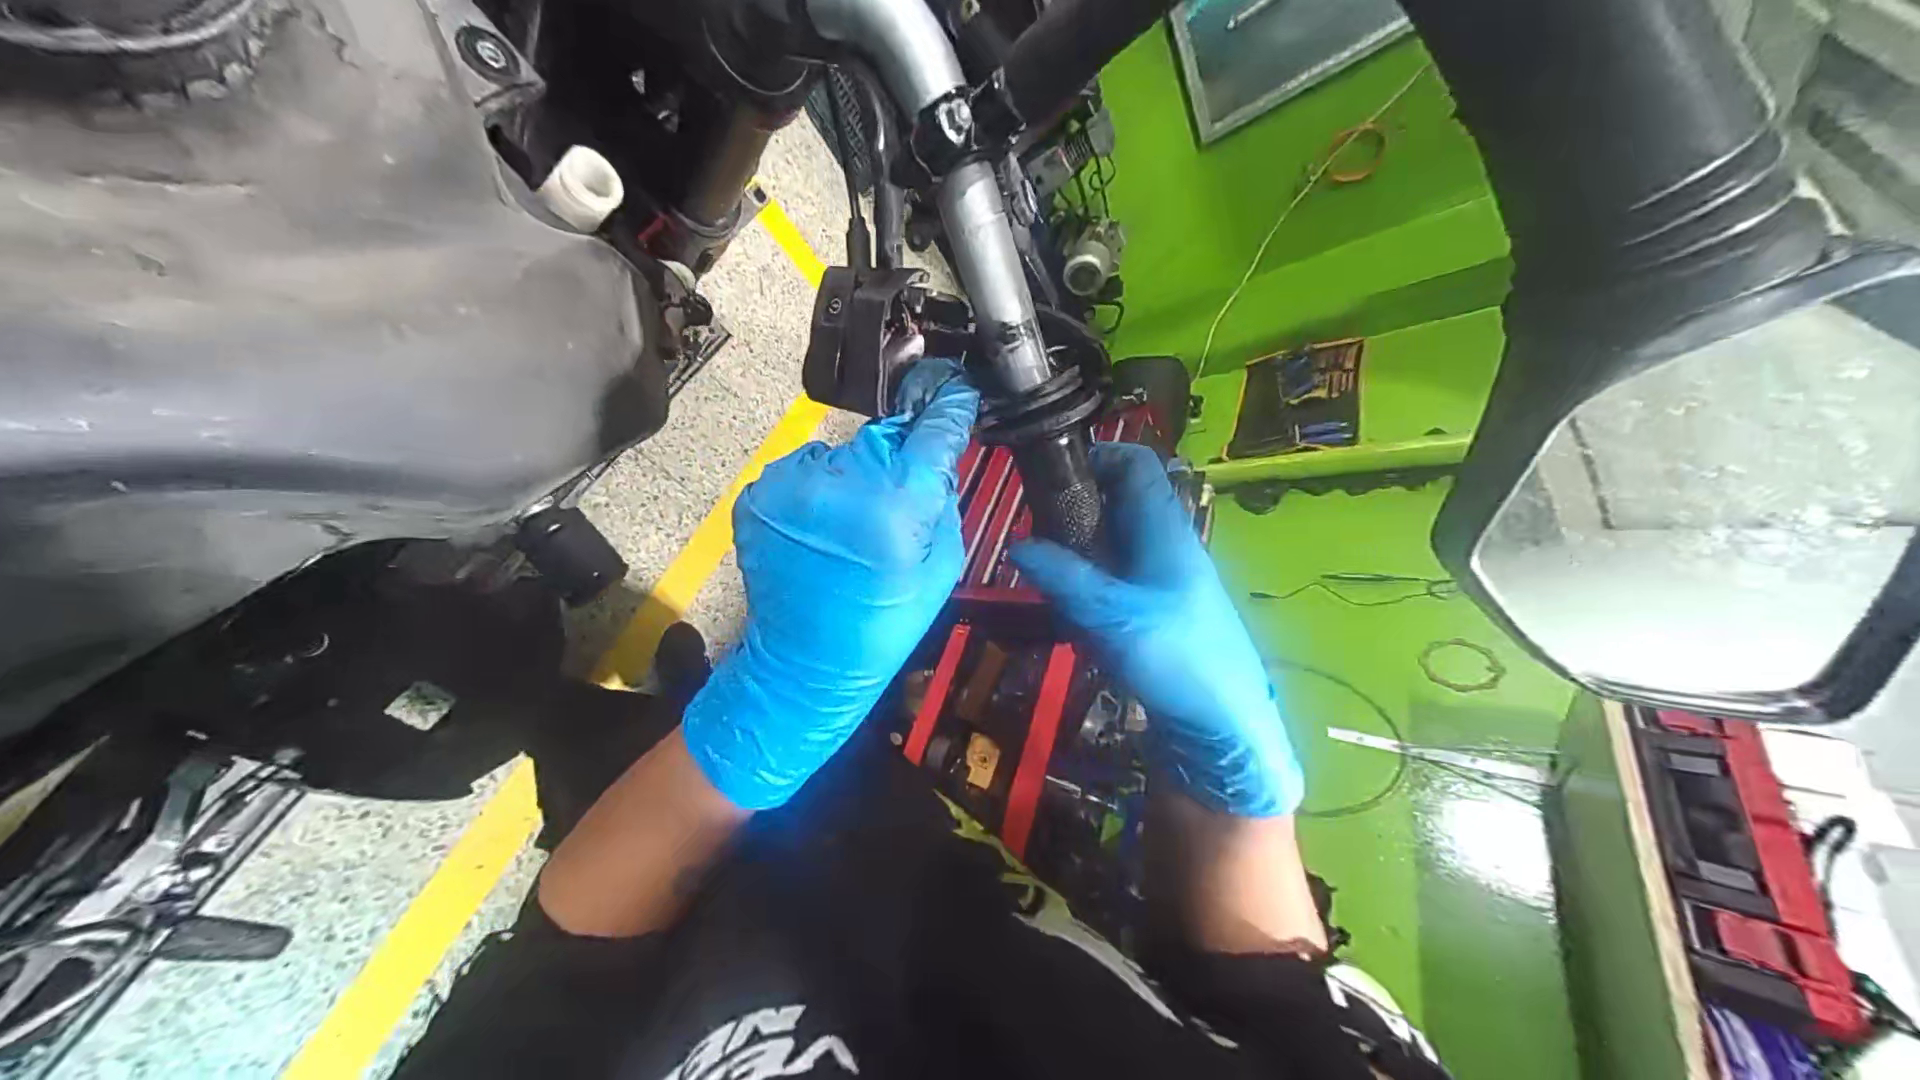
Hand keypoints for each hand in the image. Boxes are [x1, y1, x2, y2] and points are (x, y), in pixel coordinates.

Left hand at [680, 357, 978, 809]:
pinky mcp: (760, 493)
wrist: (805, 662)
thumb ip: (942, 501)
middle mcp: (842, 481)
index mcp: (896, 503)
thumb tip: (935, 458)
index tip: (952, 389)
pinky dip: (817, 493)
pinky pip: (805, 473)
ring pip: (840, 456)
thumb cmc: (883, 622)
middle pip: (882, 441)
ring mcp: (793, 483)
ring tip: (848, 530)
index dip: (948, 406)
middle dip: (895, 463)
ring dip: (851, 479)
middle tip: (891, 507)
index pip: (932, 429)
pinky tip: (819, 532)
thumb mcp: (942, 567)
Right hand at [1011, 442, 1302, 816]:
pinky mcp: (1149, 614)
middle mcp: (1162, 548)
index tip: (1050, 472)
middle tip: (1034, 534)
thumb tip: (1017, 543)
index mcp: (1166, 531)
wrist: (1224, 732)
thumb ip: (1065, 578)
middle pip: (1114, 505)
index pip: (1136, 465)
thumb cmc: (1181, 661)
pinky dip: (1083, 591)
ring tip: (1042, 578)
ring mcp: (1157, 582)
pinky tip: (1066, 616)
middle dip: (1072, 512)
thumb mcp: (1115, 616)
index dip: (1097, 456)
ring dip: (1073, 557)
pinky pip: (1108, 585)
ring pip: (1107, 547)